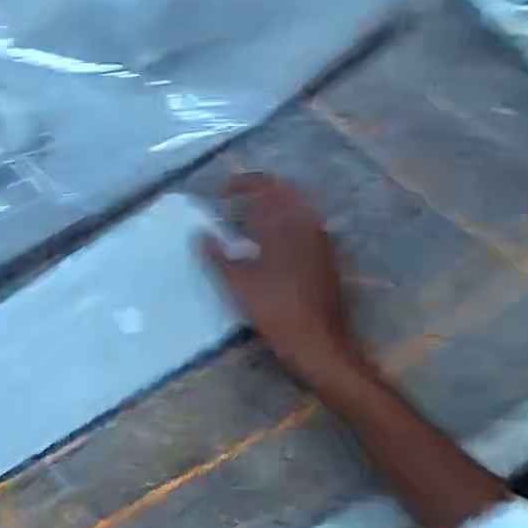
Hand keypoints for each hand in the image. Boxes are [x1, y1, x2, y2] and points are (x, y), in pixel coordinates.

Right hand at [201, 173, 367, 385]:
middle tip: (231, 200)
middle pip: (286, 195)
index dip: (243, 184)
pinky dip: (282, 224)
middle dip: (258, 192)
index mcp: (286, 228)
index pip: (267, 189)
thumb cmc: (275, 311)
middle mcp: (308, 228)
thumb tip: (201, 234)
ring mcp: (321, 243)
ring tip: (245, 218)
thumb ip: (217, 255)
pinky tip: (266, 241)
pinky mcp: (325, 258)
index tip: (221, 192)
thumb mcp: (237, 283)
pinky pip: (303, 227)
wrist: (319, 343)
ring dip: (271, 208)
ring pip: (296, 211)